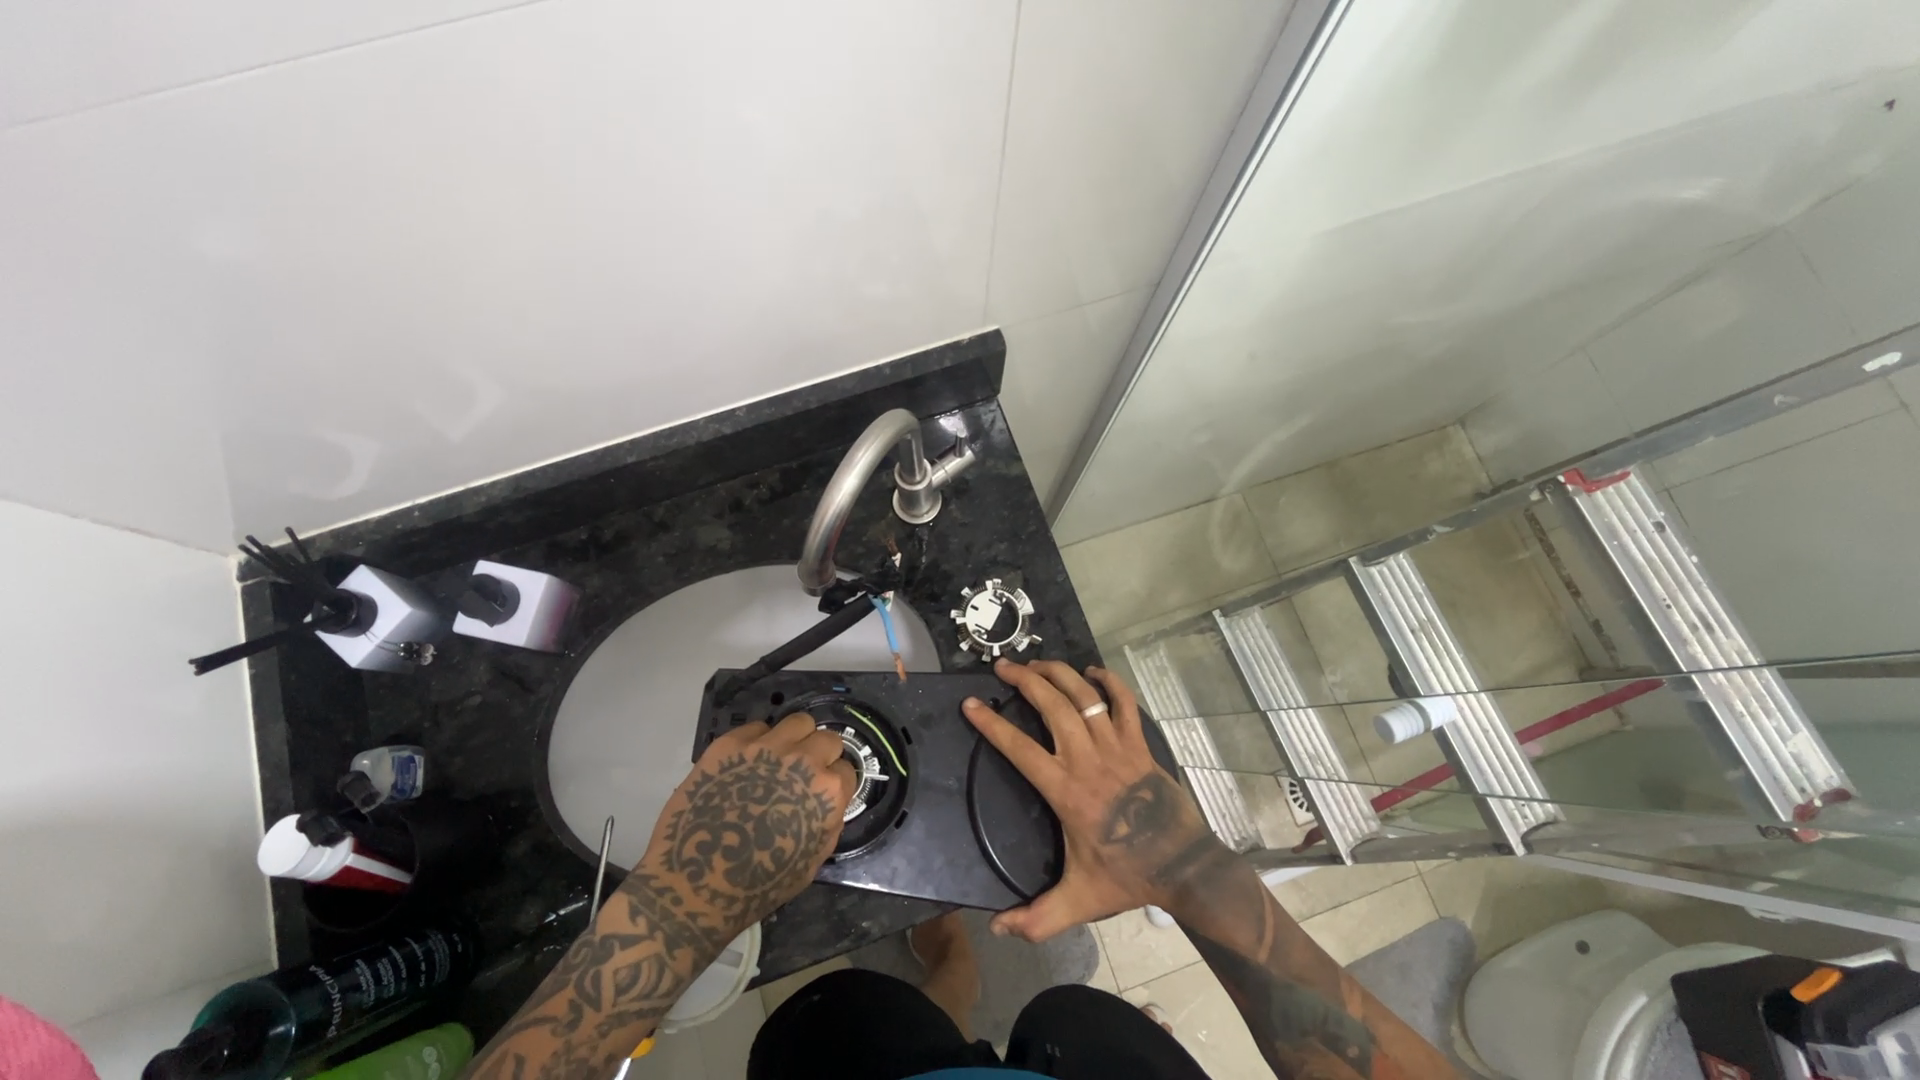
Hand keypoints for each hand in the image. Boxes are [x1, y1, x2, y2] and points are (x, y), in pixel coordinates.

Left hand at [617, 712, 855, 960]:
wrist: (696, 882)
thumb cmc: (759, 883)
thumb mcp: (813, 861)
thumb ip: (828, 823)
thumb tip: (828, 803)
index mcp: (828, 792)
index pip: (846, 769)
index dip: (834, 783)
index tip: (821, 792)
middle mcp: (803, 760)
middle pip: (827, 738)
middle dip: (820, 756)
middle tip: (802, 774)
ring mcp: (766, 747)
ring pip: (798, 721)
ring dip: (796, 738)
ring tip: (780, 757)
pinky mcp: (730, 743)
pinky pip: (757, 726)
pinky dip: (759, 740)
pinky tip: (748, 762)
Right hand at [962, 659, 1226, 941]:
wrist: (1185, 866)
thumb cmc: (1127, 877)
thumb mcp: (1079, 902)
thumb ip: (1037, 919)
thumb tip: (996, 929)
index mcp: (1067, 791)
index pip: (1020, 748)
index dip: (992, 724)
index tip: (971, 705)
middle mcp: (1089, 760)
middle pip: (1053, 705)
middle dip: (1025, 680)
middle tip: (1003, 667)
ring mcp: (1119, 747)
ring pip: (1086, 696)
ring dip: (1059, 674)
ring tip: (1036, 663)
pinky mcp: (1141, 745)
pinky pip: (1125, 702)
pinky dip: (1110, 682)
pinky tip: (1093, 672)